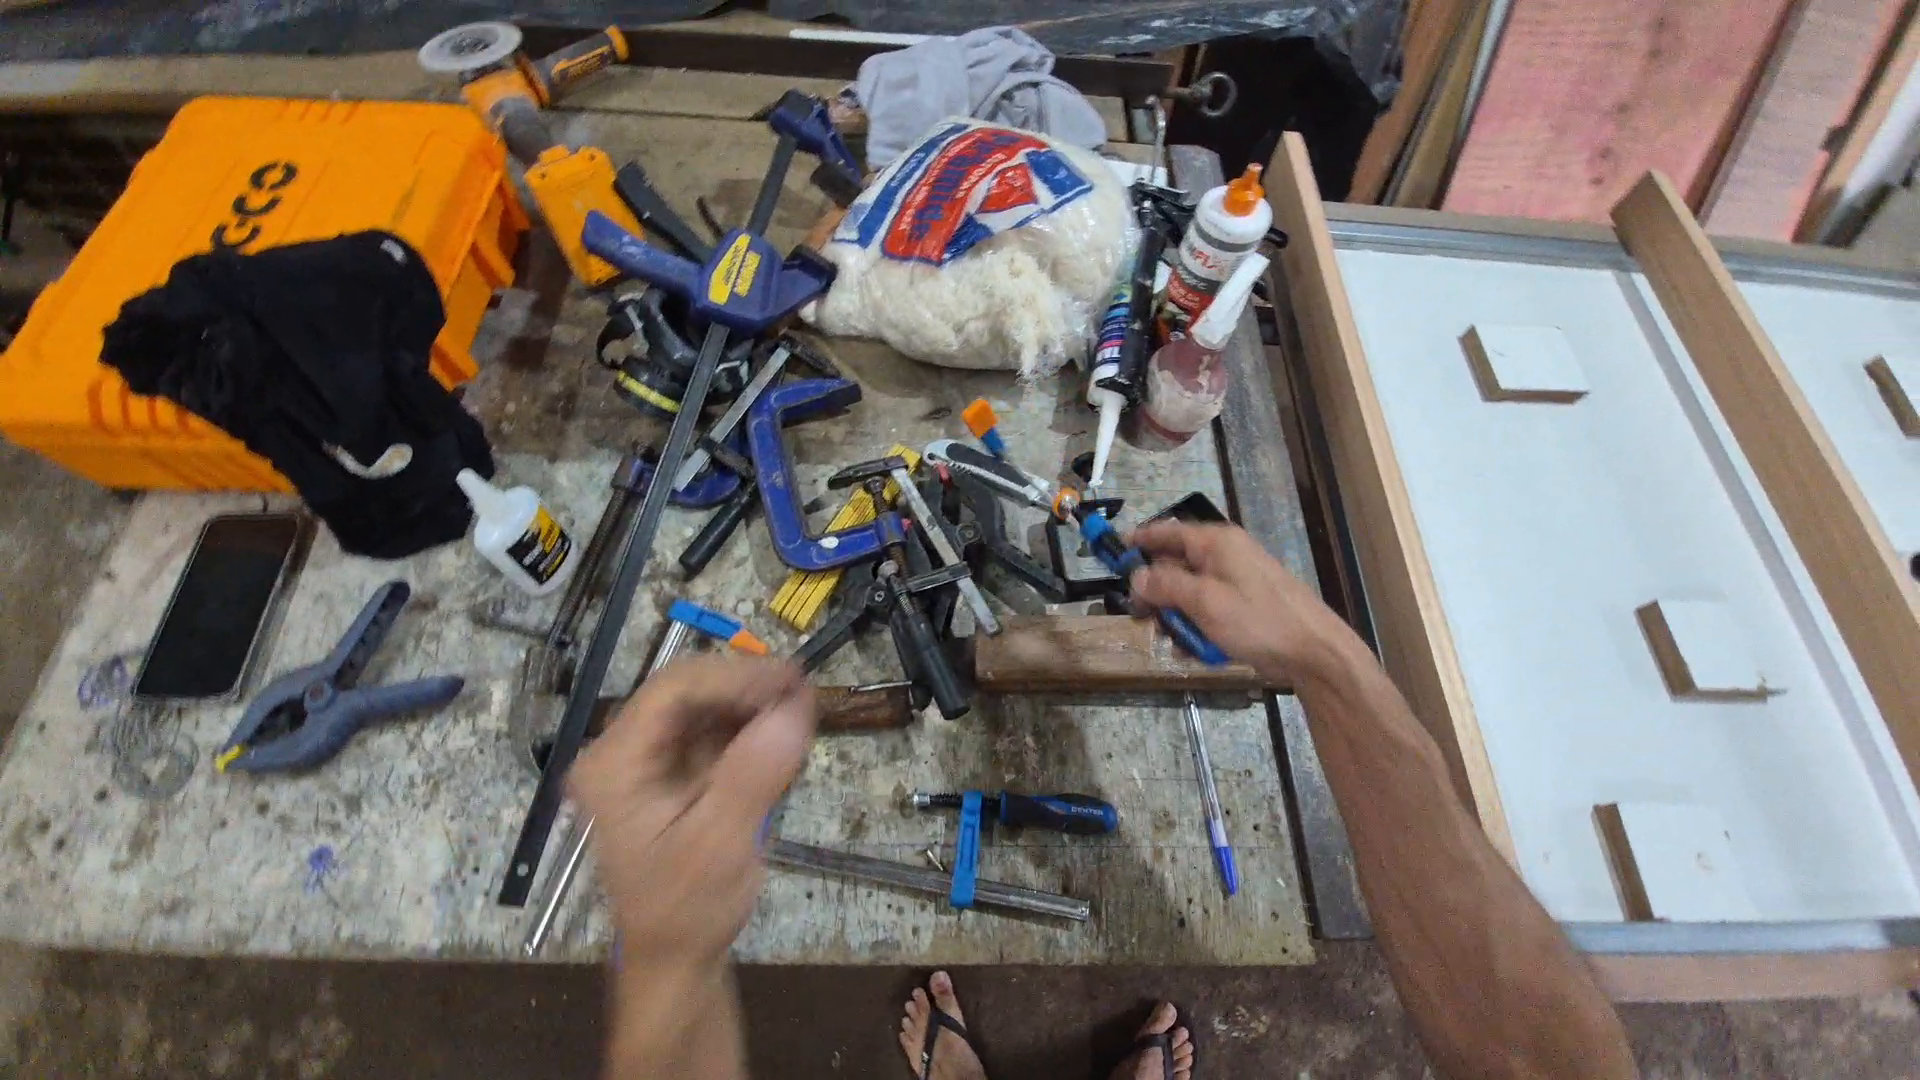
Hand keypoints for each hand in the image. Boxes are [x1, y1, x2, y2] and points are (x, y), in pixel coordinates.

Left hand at [569, 654, 814, 967]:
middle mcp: (623, 749)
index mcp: (613, 764)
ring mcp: (648, 756)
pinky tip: (782, 738)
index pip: (674, 690)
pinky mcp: (674, 765)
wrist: (677, 957)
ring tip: (800, 715)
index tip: (793, 683)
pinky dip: (753, 725)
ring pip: (707, 701)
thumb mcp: (720, 845)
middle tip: (804, 694)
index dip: (736, 677)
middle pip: (689, 689)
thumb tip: (796, 707)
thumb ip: (753, 774)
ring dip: (754, 703)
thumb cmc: (688, 908)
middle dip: (748, 687)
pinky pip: (716, 725)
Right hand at [1128, 520, 1349, 683]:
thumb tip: (1136, 574)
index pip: (1167, 532)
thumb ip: (1165, 585)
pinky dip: (1197, 627)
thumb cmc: (1259, 621)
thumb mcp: (1205, 602)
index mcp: (1217, 543)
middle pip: (1175, 565)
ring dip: (1176, 616)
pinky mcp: (1244, 606)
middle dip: (1156, 592)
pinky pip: (1208, 610)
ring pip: (1189, 592)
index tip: (1114, 553)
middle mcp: (1225, 556)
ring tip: (1174, 640)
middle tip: (1142, 616)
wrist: (1315, 653)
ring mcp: (1236, 582)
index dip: (1139, 541)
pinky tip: (1195, 649)